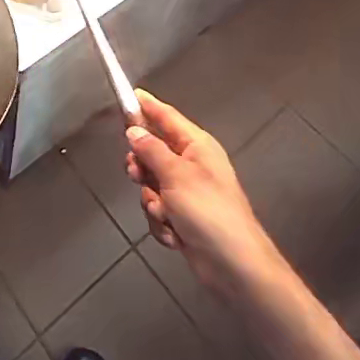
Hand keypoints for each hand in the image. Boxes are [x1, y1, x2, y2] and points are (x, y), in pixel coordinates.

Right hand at [125, 89, 279, 294]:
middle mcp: (192, 164)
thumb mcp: (176, 174)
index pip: (167, 117)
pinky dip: (161, 223)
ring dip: (153, 202)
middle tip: (138, 176)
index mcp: (197, 145)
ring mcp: (187, 192)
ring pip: (151, 186)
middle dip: (143, 168)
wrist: (232, 264)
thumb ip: (151, 150)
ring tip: (165, 214)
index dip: (147, 106)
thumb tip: (134, 130)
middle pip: (153, 153)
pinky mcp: (183, 218)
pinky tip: (174, 234)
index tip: (127, 96)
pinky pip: (157, 210)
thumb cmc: (208, 211)